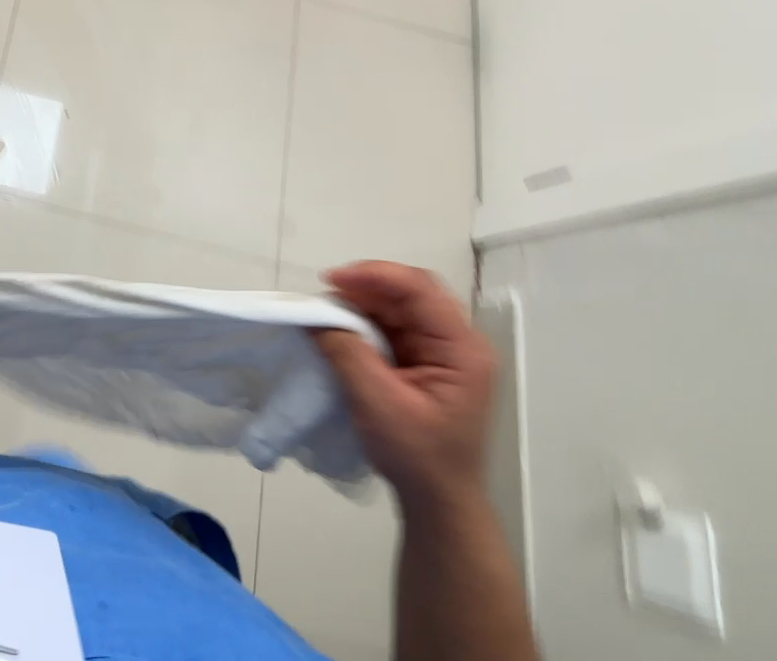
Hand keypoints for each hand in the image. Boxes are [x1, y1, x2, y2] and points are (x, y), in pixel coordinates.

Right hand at [311, 261, 496, 516]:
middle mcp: (458, 342)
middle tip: (323, 297)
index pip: (420, 290)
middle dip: (365, 287)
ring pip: (399, 307)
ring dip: (361, 305)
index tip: (331, 280)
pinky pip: (393, 327)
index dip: (375, 276)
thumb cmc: (417, 455)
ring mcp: (442, 352)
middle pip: (411, 293)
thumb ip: (346, 353)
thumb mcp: (377, 403)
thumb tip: (314, 316)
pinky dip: (363, 323)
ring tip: (325, 314)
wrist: (439, 501)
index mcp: (462, 349)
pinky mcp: (424, 362)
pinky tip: (340, 330)